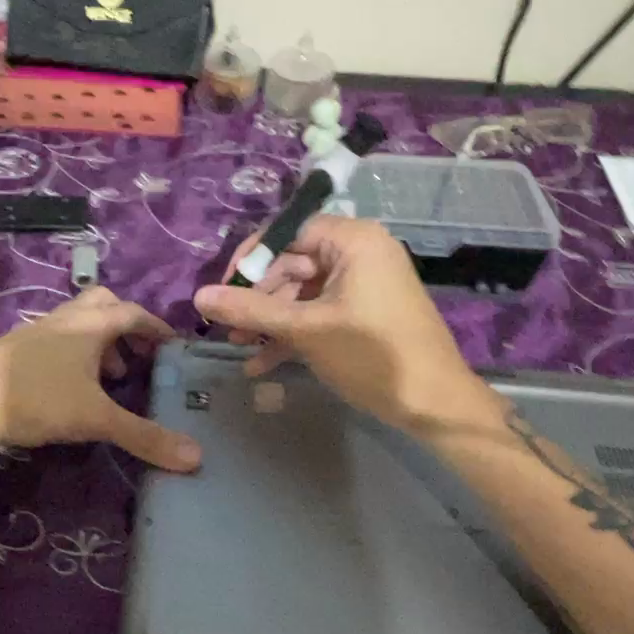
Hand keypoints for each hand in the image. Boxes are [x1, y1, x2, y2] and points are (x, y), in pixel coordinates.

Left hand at [0, 287, 201, 471]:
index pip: (132, 313)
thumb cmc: (37, 399)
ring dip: (96, 345)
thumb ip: (144, 437)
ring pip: (74, 325)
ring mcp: (33, 333)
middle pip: (101, 304)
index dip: (156, 327)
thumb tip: (196, 458)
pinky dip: (70, 358)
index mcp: (88, 325)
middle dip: (123, 326)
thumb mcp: (96, 419)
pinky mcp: (12, 351)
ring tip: (107, 381)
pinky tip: (67, 391)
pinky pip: (52, 343)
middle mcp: (63, 321)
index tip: (172, 346)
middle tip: (136, 357)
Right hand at [194, 215, 491, 430]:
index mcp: (353, 240)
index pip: (288, 232)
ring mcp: (362, 285)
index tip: (223, 291)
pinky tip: (261, 364)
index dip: (251, 259)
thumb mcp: (305, 330)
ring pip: (301, 293)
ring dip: (269, 320)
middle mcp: (359, 253)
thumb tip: (199, 297)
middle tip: (228, 328)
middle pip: (292, 264)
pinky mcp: (363, 314)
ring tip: (240, 347)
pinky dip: (292, 334)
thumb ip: (251, 309)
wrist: (434, 402)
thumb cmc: (371, 355)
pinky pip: (317, 313)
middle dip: (258, 298)